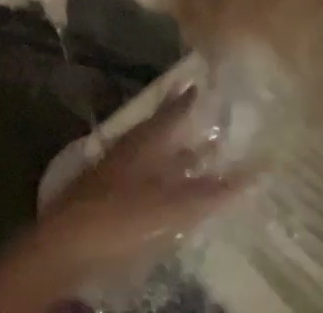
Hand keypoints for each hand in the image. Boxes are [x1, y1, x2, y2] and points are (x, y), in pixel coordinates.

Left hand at [31, 85, 249, 280]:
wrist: (65, 241)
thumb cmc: (120, 217)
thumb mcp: (172, 207)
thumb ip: (211, 192)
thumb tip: (256, 173)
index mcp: (144, 143)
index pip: (170, 114)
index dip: (185, 100)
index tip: (198, 81)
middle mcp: (129, 148)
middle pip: (158, 128)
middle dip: (178, 120)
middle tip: (199, 108)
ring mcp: (114, 169)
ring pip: (148, 150)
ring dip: (170, 147)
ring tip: (193, 148)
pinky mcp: (106, 191)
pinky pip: (140, 170)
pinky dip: (157, 170)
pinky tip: (163, 182)